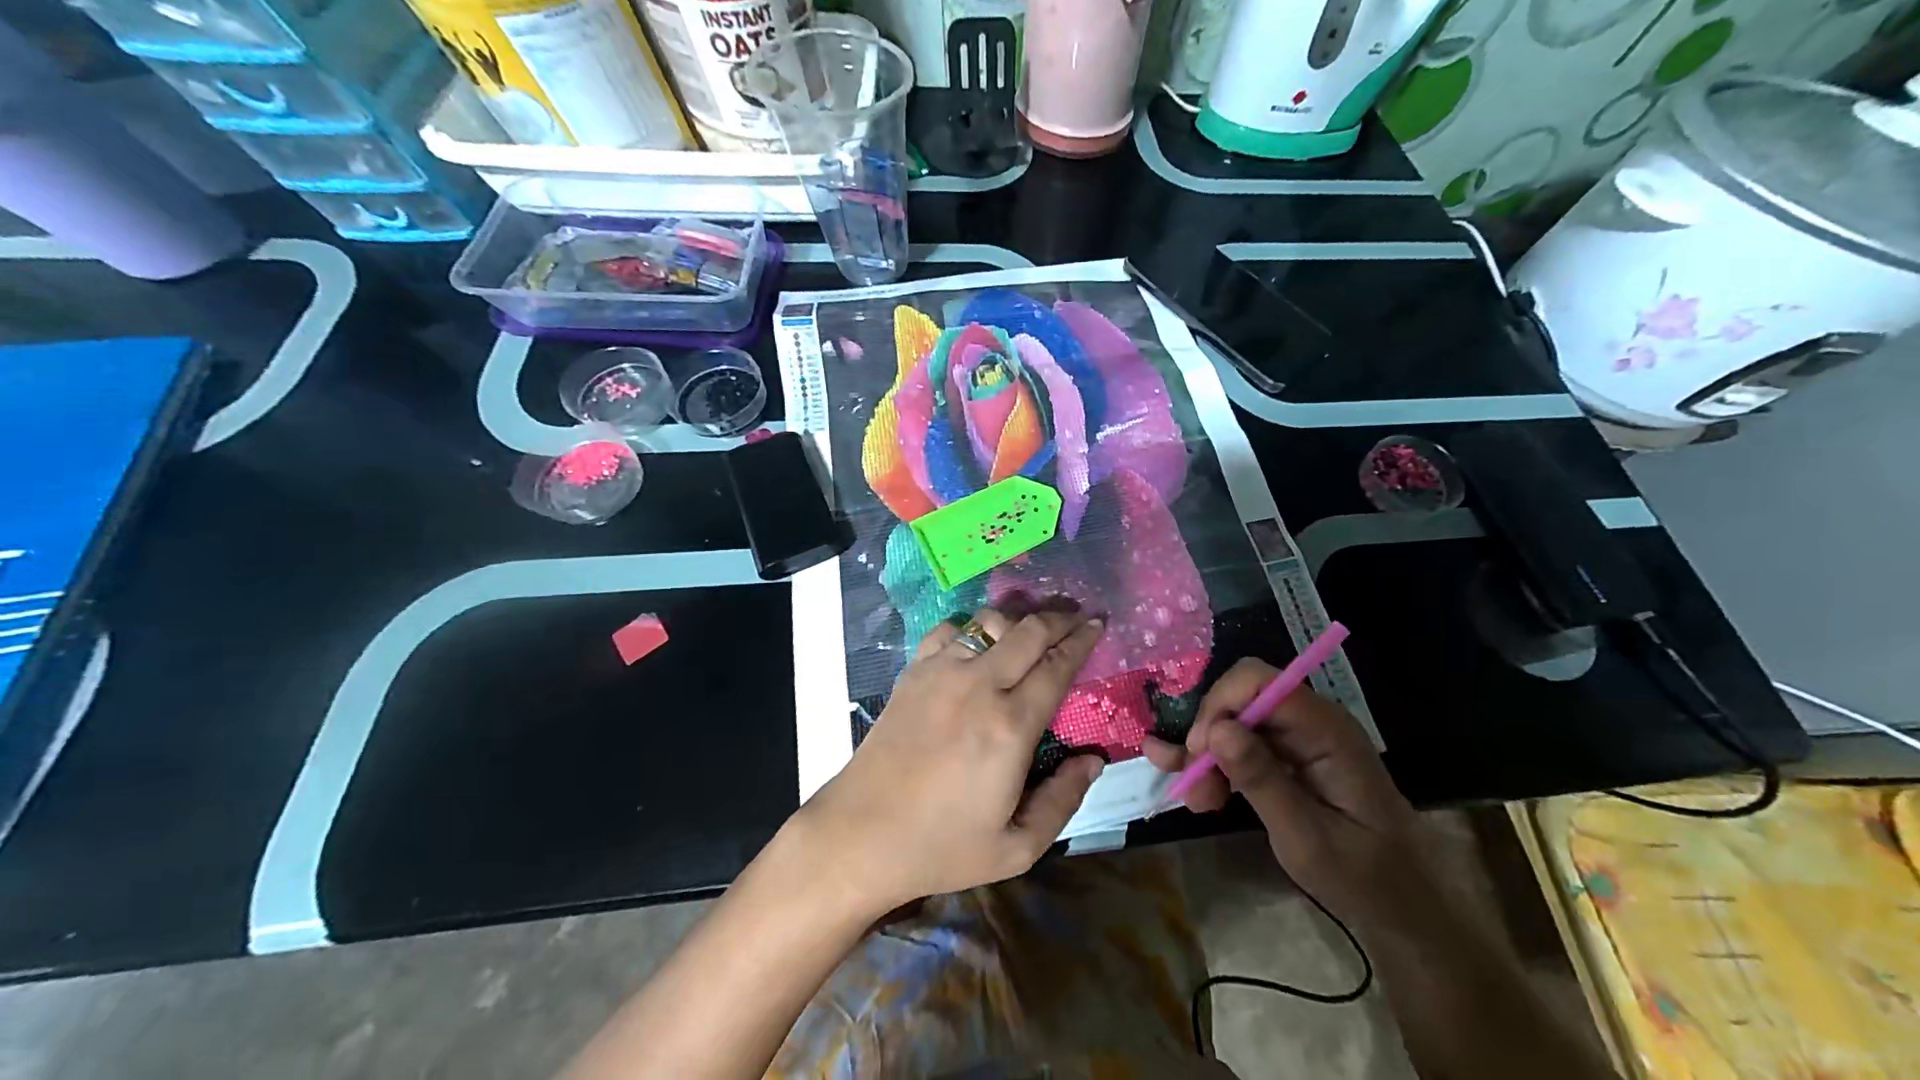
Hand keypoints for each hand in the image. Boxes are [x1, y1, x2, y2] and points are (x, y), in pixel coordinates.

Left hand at [790, 606, 1106, 915]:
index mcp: (1010, 726)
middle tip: (1076, 614)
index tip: (1098, 624)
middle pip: (1027, 631)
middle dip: (1058, 617)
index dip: (1081, 640)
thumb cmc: (942, 846)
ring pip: (988, 622)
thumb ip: (1064, 800)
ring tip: (1034, 622)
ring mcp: (940, 674)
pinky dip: (972, 626)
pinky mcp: (912, 674)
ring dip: (1017, 617)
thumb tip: (1094, 759)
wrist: (861, 834)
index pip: (1056, 666)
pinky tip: (979, 639)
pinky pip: (948, 631)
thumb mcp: (1017, 847)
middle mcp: (978, 686)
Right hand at [1142, 658, 1422, 923]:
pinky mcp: (1291, 756)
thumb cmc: (1364, 878)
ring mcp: (1300, 738)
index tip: (1199, 755)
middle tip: (1193, 788)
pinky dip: (1217, 764)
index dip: (1219, 706)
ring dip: (1207, 755)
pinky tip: (1200, 790)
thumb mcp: (1306, 838)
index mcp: (1327, 731)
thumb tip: (1216, 729)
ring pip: (1234, 722)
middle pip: (1239, 698)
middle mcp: (1312, 722)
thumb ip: (1262, 780)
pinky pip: (1242, 744)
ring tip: (1198, 801)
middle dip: (1207, 736)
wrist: (1404, 908)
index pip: (1258, 682)